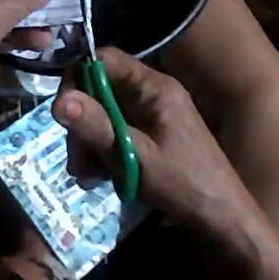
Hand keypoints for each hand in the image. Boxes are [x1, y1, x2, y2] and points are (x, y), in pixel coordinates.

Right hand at [53, 48, 253, 235]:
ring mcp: (149, 118)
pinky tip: (100, 179)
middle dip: (82, 125)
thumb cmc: (184, 184)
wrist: (221, 220)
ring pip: (101, 117)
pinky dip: (101, 155)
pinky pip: (112, 135)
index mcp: (154, 88)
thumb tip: (57, 101)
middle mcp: (150, 96)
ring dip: (89, 145)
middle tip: (79, 161)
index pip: (105, 60)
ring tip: (89, 177)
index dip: (79, 77)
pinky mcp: (148, 139)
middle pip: (98, 92)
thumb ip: (97, 127)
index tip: (64, 111)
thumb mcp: (135, 156)